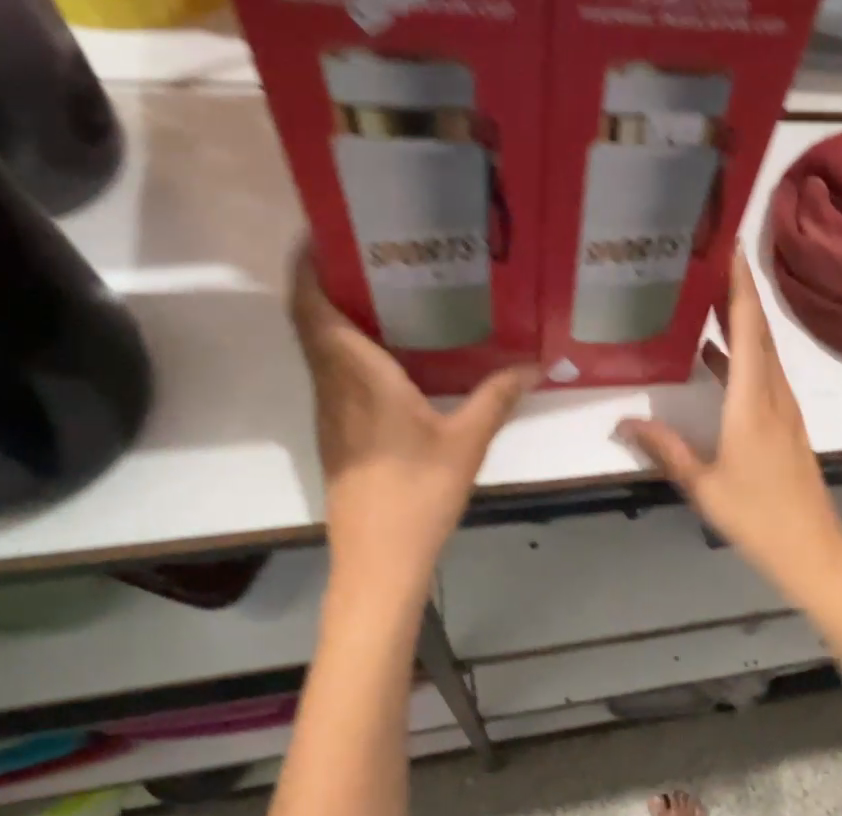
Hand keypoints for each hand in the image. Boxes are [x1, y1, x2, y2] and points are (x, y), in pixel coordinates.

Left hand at [290, 248, 537, 579]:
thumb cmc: (419, 493)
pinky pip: (333, 375)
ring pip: (318, 349)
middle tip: (371, 255)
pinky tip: (390, 356)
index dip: (308, 265)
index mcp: (357, 375)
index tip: (327, 232)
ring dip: (335, 317)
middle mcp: (332, 385)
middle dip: (326, 282)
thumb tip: (533, 364)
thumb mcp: (467, 442)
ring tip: (383, 294)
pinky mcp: (336, 434)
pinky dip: (347, 351)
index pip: (312, 305)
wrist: (379, 557)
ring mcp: (329, 412)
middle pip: (309, 321)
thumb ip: (496, 397)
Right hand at [617, 253, 841, 600]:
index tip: (727, 244)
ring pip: (761, 352)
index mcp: (752, 401)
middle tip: (703, 259)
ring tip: (703, 298)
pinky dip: (741, 356)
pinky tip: (715, 359)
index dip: (738, 284)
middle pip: (757, 331)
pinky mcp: (785, 425)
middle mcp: (773, 395)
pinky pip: (763, 376)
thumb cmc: (757, 516)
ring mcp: (783, 409)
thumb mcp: (703, 485)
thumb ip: (666, 449)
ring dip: (738, 322)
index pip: (747, 327)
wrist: (811, 547)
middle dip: (734, 292)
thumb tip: (625, 421)